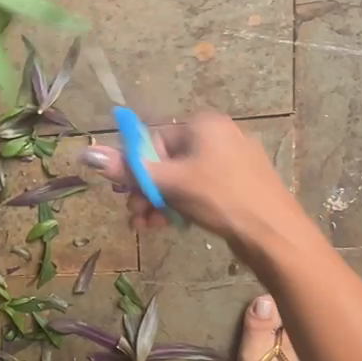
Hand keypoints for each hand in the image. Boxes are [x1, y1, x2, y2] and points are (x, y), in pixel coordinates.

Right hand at [80, 113, 316, 260]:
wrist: (275, 236)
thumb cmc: (221, 198)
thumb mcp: (169, 182)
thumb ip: (128, 169)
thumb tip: (87, 153)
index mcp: (202, 124)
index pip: (151, 137)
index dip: (133, 166)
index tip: (123, 192)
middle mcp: (215, 135)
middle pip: (163, 159)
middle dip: (144, 189)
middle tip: (135, 214)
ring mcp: (227, 161)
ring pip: (177, 178)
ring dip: (157, 202)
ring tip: (147, 225)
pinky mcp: (233, 186)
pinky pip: (195, 190)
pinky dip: (178, 205)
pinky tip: (166, 225)